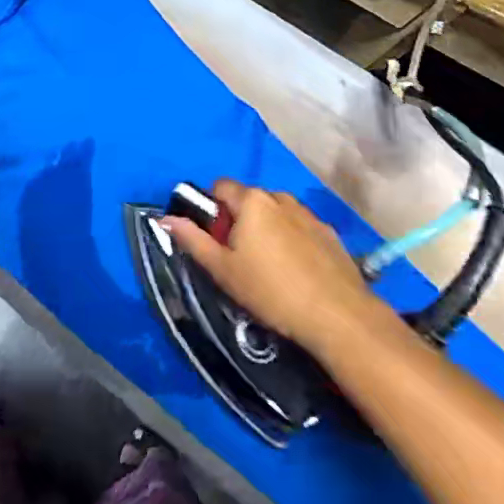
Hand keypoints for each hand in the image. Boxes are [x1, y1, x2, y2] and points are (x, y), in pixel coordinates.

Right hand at [162, 180, 384, 348]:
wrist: (339, 316)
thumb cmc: (271, 291)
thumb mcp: (223, 270)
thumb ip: (192, 240)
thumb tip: (165, 218)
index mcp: (252, 201)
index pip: (220, 187)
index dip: (213, 210)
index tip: (216, 240)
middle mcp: (280, 198)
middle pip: (249, 200)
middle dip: (240, 220)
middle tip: (240, 258)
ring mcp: (309, 214)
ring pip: (277, 213)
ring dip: (268, 229)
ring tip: (271, 267)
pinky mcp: (330, 234)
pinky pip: (300, 228)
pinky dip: (293, 240)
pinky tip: (298, 272)